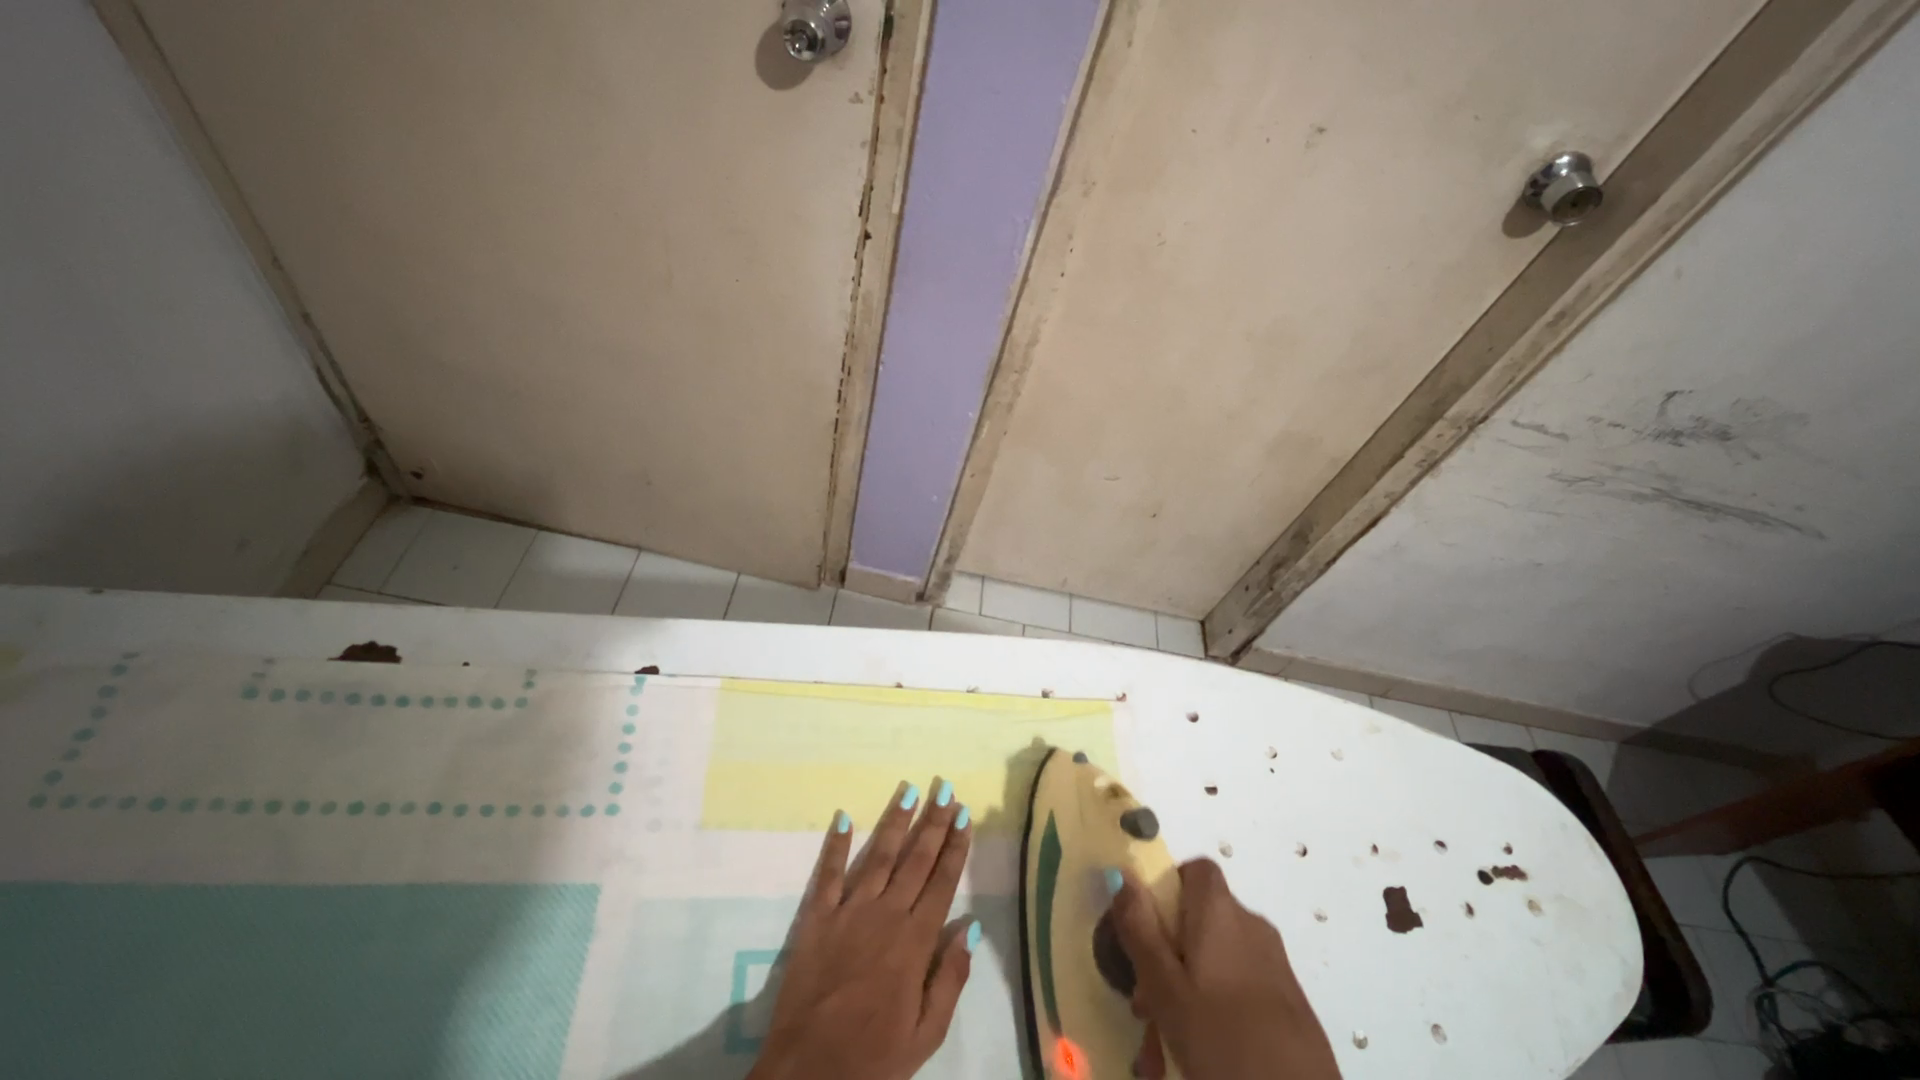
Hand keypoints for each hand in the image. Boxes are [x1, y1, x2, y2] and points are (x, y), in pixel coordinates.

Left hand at [747, 779, 976, 1079]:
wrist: (808, 1073)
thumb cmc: (874, 1058)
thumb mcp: (927, 1032)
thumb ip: (950, 977)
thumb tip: (970, 926)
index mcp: (915, 943)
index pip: (942, 883)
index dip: (955, 847)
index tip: (964, 815)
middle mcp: (885, 917)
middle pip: (915, 860)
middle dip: (933, 822)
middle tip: (945, 787)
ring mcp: (847, 914)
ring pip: (876, 857)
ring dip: (894, 822)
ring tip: (909, 790)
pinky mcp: (815, 920)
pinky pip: (827, 875)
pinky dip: (835, 845)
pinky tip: (844, 817)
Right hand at [1111, 858, 1341, 1079]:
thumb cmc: (1221, 1039)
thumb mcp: (1164, 987)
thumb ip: (1140, 928)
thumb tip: (1123, 872)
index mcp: (1221, 913)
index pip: (1196, 870)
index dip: (1166, 889)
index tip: (1145, 930)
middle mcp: (1251, 927)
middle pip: (1199, 923)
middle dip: (1164, 959)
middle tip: (1143, 1009)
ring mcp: (1274, 965)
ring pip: (1213, 964)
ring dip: (1182, 994)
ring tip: (1160, 1050)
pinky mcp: (1286, 1002)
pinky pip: (1236, 989)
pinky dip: (1211, 1012)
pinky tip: (1196, 1055)